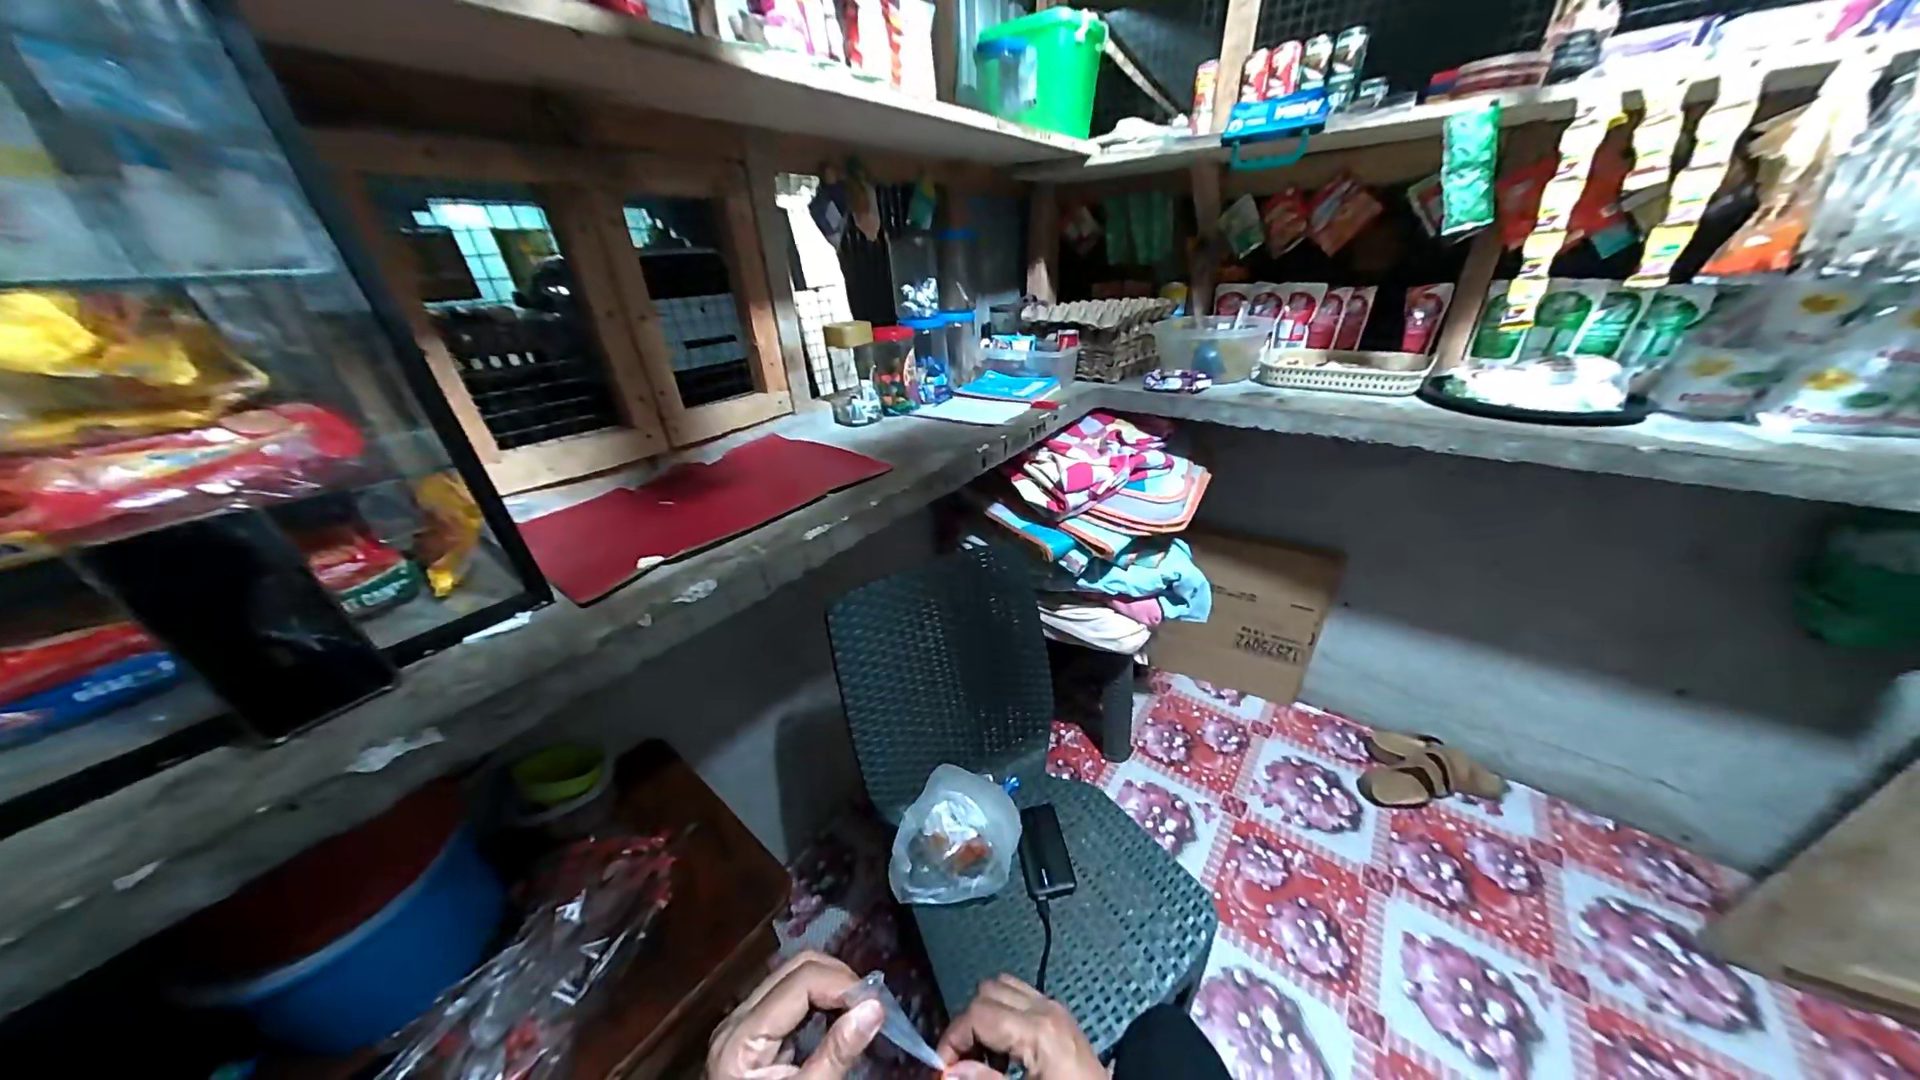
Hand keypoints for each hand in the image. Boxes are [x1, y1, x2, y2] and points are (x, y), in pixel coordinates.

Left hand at [707, 951, 884, 1079]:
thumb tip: (875, 1007)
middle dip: (838, 979)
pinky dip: (818, 999)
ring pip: (793, 974)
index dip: (841, 984)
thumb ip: (836, 1054)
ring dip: (830, 986)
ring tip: (857, 1010)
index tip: (875, 1004)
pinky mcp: (751, 1030)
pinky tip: (836, 1018)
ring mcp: (741, 1022)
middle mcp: (737, 1018)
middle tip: (868, 1004)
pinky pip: (789, 995)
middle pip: (796, 968)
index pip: (801, 980)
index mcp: (743, 1037)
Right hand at [937, 975, 1104, 1079]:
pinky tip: (1006, 1051)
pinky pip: (1020, 994)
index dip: (952, 1039)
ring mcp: (1053, 1006)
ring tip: (984, 1058)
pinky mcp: (1059, 1013)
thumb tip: (948, 1071)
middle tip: (962, 1065)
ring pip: (1002, 985)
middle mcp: (1044, 1006)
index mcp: (1037, 1029)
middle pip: (986, 992)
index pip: (978, 1014)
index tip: (942, 1069)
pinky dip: (1003, 1012)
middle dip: (967, 1025)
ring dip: (984, 1015)